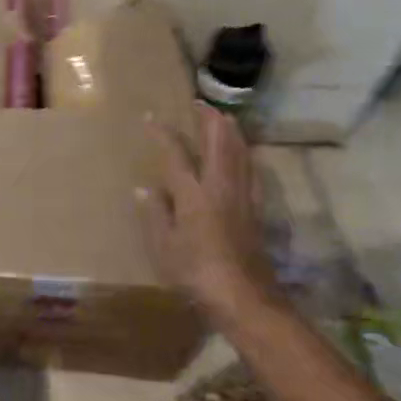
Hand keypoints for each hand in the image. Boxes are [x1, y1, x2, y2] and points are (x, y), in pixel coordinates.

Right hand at [140, 103, 281, 319]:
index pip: (176, 153)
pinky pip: (250, 169)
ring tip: (224, 119)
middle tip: (200, 104)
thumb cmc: (196, 273)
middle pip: (219, 141)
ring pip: (240, 151)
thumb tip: (145, 188)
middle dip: (209, 119)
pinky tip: (243, 156)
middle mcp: (220, 186)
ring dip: (231, 131)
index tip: (152, 116)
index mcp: (193, 193)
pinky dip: (244, 153)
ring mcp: (242, 196)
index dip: (163, 132)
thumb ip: (155, 214)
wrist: (244, 296)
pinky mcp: (255, 208)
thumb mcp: (164, 247)